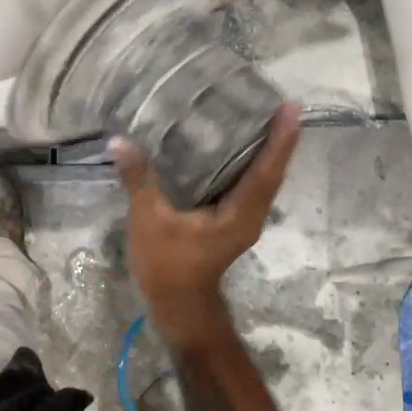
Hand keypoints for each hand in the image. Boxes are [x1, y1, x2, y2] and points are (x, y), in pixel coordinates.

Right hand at [112, 102, 301, 348]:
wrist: (177, 308)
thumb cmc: (168, 267)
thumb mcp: (149, 222)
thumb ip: (139, 180)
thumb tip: (119, 141)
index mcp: (240, 214)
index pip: (266, 170)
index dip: (279, 139)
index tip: (291, 108)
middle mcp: (250, 215)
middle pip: (271, 171)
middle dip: (278, 138)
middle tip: (280, 102)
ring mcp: (243, 220)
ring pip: (261, 179)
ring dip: (266, 150)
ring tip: (263, 115)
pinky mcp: (231, 222)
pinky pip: (247, 185)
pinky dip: (248, 163)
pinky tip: (233, 146)